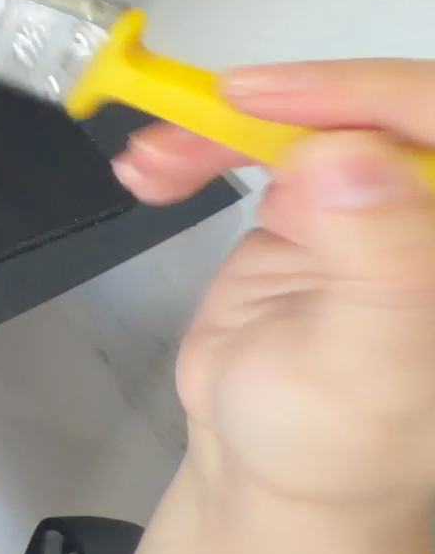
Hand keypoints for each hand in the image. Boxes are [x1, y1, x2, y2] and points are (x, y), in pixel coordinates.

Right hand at [111, 60, 434, 507]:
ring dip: (212, 131)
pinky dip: (193, 153)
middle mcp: (434, 211)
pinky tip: (153, 173)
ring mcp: (374, 205)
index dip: (364, 96)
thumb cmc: (338, 438)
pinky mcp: (307, 209)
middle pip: (369, 117)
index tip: (262, 96)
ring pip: (302, 124)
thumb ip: (378, 263)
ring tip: (148, 164)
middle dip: (269, 111)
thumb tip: (346, 160)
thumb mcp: (365, 364)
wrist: (268, 458)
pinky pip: (250, 152)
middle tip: (181, 127)